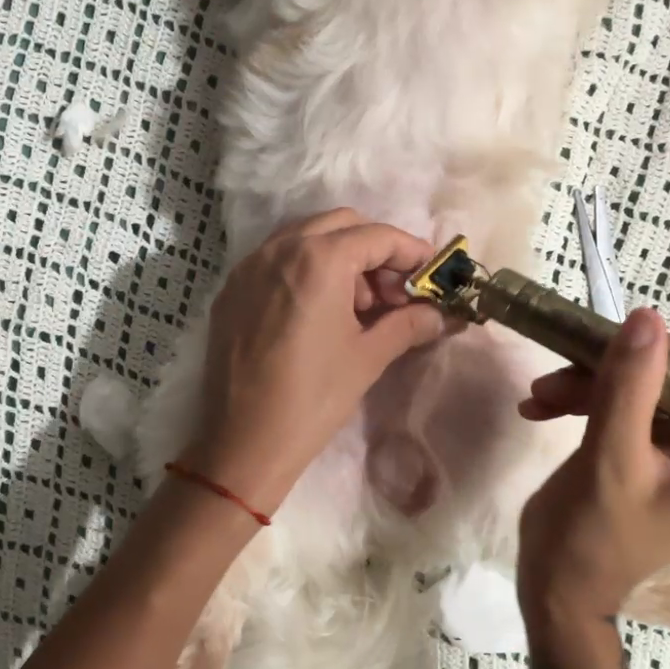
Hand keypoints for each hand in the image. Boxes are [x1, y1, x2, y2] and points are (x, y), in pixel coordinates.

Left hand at [185, 209, 446, 514]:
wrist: (244, 442)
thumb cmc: (313, 398)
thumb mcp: (368, 357)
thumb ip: (407, 324)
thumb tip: (439, 314)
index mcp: (317, 259)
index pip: (376, 236)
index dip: (412, 252)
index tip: (431, 276)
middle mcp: (278, 250)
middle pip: (340, 225)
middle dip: (374, 250)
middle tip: (395, 291)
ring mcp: (248, 268)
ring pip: (304, 239)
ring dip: (339, 258)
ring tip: (359, 306)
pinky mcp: (230, 291)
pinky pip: (275, 261)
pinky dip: (304, 270)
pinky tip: (319, 312)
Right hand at [516, 308, 669, 620]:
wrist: (553, 578)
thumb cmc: (596, 540)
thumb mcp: (612, 463)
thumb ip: (631, 390)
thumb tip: (646, 319)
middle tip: (612, 362)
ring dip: (611, 371)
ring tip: (549, 390)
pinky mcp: (653, 436)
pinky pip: (641, 389)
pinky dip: (592, 387)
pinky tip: (543, 402)